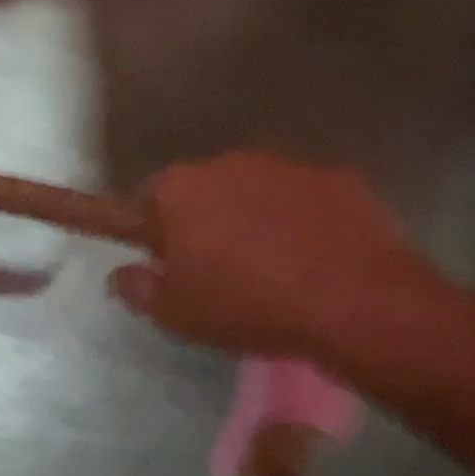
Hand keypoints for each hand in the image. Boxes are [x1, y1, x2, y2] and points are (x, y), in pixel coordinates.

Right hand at [110, 152, 438, 354]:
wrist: (355, 302)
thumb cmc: (249, 305)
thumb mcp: (177, 313)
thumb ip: (139, 289)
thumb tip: (119, 275)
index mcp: (180, 189)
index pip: (147, 198)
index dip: (154, 230)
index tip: (166, 261)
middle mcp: (227, 162)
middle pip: (203, 189)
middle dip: (205, 221)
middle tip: (218, 270)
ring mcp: (285, 165)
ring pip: (255, 190)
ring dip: (255, 217)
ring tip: (273, 268)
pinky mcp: (336, 177)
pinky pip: (305, 198)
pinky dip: (303, 220)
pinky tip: (315, 259)